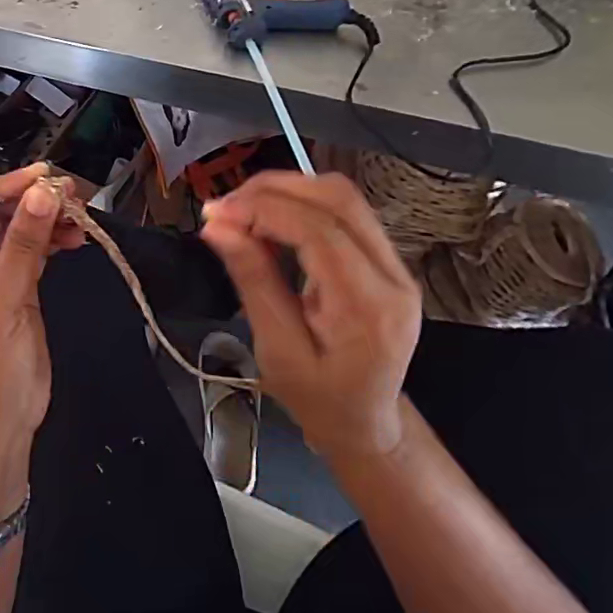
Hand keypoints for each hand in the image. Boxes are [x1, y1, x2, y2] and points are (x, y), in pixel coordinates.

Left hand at [0, 163, 85, 541]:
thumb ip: (23, 247)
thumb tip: (45, 191)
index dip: (3, 186)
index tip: (44, 178)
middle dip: (31, 201)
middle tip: (71, 194)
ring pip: (20, 233)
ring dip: (47, 220)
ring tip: (80, 214)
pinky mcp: (19, 295)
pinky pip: (36, 255)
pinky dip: (55, 242)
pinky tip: (76, 237)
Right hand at [200, 172, 421, 461]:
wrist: (366, 423)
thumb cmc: (319, 400)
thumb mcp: (277, 351)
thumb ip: (253, 282)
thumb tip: (217, 228)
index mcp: (369, 308)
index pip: (318, 230)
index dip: (263, 209)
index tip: (216, 212)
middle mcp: (394, 276)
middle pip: (337, 199)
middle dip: (273, 189)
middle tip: (224, 205)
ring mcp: (396, 264)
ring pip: (342, 196)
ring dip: (287, 190)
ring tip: (241, 208)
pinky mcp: (387, 259)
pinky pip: (345, 211)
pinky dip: (301, 203)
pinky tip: (269, 218)